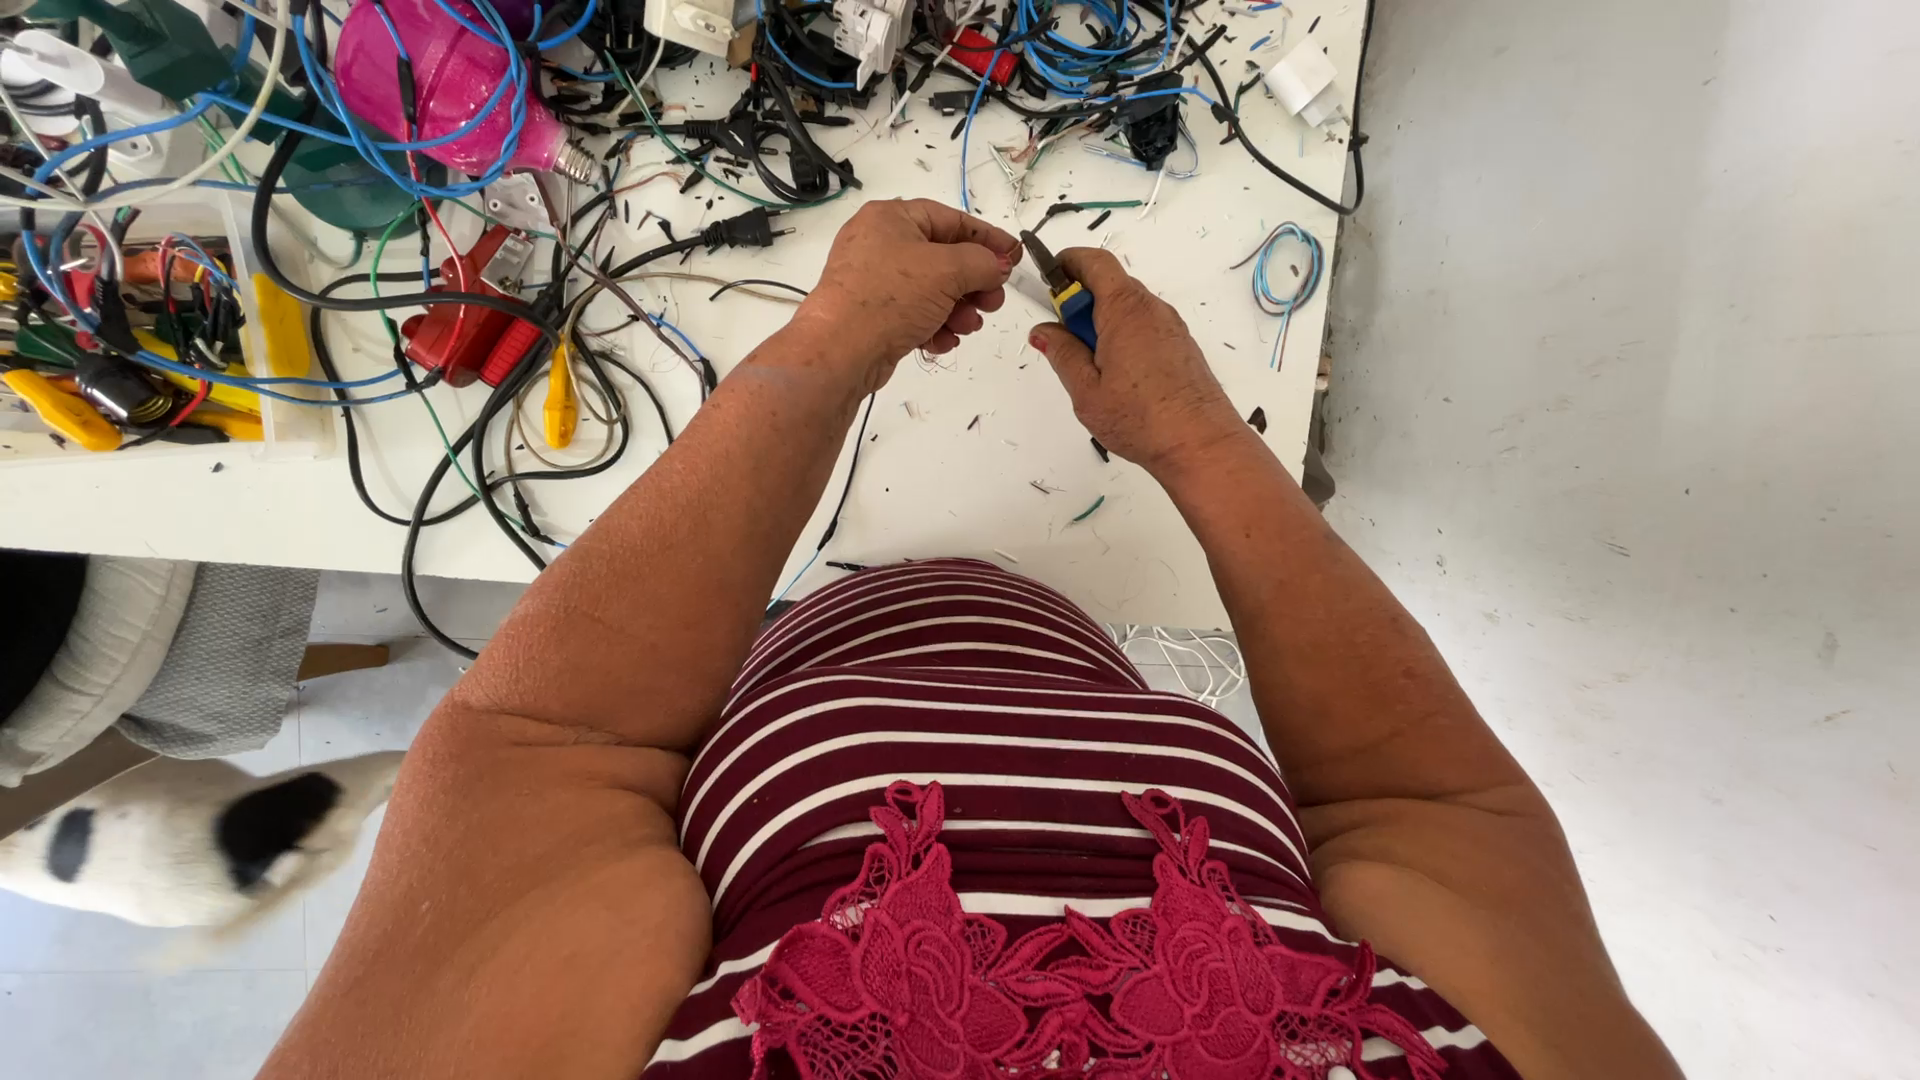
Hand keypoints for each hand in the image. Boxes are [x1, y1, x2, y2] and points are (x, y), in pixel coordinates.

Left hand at [790, 199, 1020, 390]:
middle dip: (973, 284)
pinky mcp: (874, 317)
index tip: (1013, 256)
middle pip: (944, 260)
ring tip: (968, 326)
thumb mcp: (946, 270)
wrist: (842, 350)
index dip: (986, 239)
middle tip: (993, 301)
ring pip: (932, 292)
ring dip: (958, 311)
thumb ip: (981, 263)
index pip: (951, 220)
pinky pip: (915, 315)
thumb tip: (999, 265)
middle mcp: (880, 245)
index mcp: (892, 218)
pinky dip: (934, 327)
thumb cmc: (890, 297)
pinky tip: (942, 341)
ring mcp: (875, 283)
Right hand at [1030, 248, 1246, 475]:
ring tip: (1092, 370)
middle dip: (1081, 303)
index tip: (1048, 281)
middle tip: (1064, 340)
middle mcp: (1152, 309)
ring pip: (1128, 309)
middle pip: (1110, 285)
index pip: (1094, 262)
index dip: (1067, 263)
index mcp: (1125, 309)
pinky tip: (1118, 378)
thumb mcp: (1086, 390)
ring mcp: (1171, 327)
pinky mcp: (1181, 346)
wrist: (1200, 444)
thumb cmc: (1141, 419)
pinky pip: (1145, 328)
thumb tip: (1044, 331)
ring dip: (1102, 324)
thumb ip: (1062, 353)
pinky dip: (1123, 338)